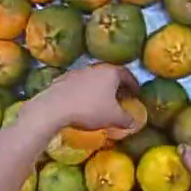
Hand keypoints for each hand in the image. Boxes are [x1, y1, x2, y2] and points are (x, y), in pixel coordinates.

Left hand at [26, 64, 140, 134]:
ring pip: (94, 79)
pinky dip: (85, 92)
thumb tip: (134, 122)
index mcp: (111, 72)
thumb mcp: (113, 117)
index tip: (136, 94)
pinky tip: (83, 103)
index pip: (127, 75)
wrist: (54, 107)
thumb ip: (127, 119)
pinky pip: (80, 85)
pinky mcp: (63, 79)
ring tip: (102, 101)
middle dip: (117, 86)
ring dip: (100, 89)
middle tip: (121, 98)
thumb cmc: (90, 109)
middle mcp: (95, 68)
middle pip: (110, 75)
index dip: (134, 85)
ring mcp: (78, 72)